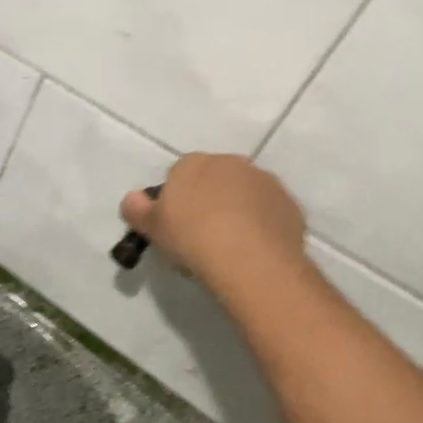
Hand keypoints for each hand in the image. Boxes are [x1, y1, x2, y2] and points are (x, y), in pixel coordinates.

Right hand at [120, 153, 308, 286]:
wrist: (250, 260)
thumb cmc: (192, 238)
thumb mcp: (152, 227)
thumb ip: (136, 209)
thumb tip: (133, 198)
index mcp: (193, 163)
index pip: (180, 173)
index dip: (176, 198)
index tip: (175, 224)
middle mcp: (231, 163)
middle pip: (214, 179)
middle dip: (208, 199)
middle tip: (200, 235)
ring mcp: (264, 182)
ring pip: (244, 193)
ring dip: (237, 210)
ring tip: (230, 245)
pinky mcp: (290, 204)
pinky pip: (269, 212)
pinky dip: (261, 224)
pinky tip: (253, 250)